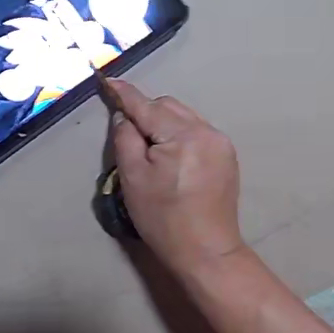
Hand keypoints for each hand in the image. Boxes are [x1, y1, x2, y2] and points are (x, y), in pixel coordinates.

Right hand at [105, 78, 247, 278]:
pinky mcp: (226, 156)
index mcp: (183, 135)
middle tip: (127, 133)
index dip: (125, 94)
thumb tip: (125, 117)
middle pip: (168, 106)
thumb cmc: (163, 218)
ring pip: (183, 116)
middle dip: (145, 112)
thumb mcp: (133, 178)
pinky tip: (170, 155)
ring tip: (149, 147)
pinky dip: (179, 133)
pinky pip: (196, 130)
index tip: (107, 81)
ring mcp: (220, 142)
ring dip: (163, 122)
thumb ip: (125, 139)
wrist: (206, 251)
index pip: (147, 106)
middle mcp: (206, 131)